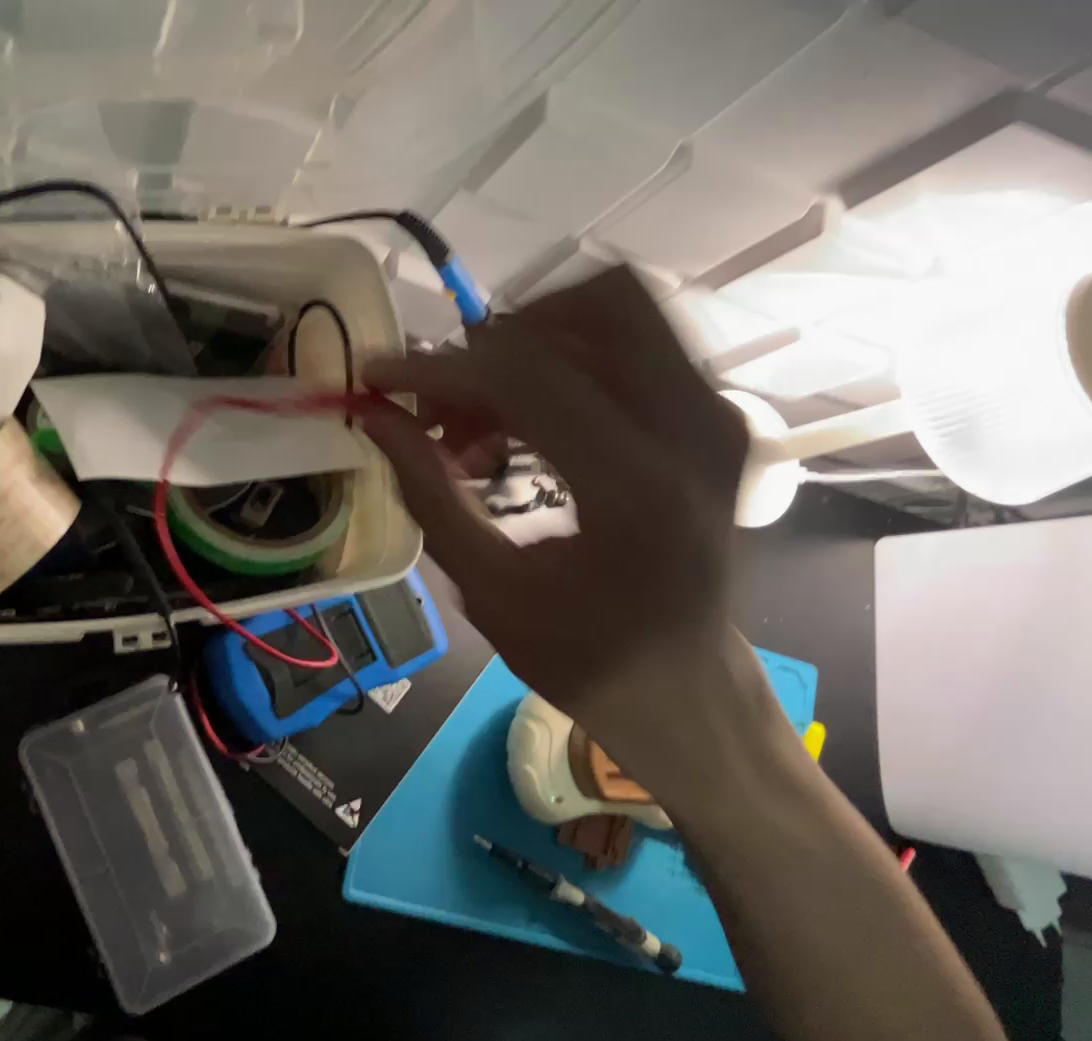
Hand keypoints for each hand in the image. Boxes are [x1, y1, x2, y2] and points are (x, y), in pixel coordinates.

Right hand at [362, 266, 764, 795]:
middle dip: (492, 345)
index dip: (439, 368)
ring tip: (475, 422)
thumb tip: (376, 416)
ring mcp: (715, 414)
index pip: (527, 376)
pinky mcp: (712, 414)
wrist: (681, 682)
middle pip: (591, 308)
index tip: (379, 378)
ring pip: (614, 310)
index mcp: (635, 488)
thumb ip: (429, 493)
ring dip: (526, 348)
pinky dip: (558, 363)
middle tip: (440, 408)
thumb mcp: (487, 590)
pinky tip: (516, 426)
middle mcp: (692, 430)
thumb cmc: (582, 655)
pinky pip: (630, 342)